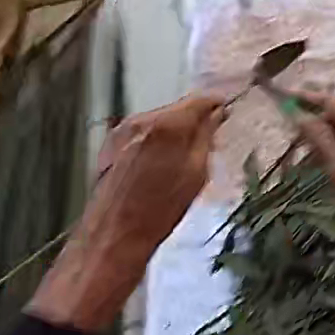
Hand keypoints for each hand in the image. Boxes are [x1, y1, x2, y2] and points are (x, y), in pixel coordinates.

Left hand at [29, 94, 223, 329]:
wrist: (114, 233)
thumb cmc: (162, 208)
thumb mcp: (196, 172)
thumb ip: (206, 136)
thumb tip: (216, 114)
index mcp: (167, 124)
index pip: (199, 100)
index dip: (215, 104)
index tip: (225, 112)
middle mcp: (142, 119)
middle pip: (177, 109)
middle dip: (192, 120)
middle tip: (206, 140)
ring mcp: (122, 130)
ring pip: (158, 120)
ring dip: (172, 130)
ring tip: (181, 156)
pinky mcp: (110, 143)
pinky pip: (142, 132)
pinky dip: (154, 139)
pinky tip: (157, 163)